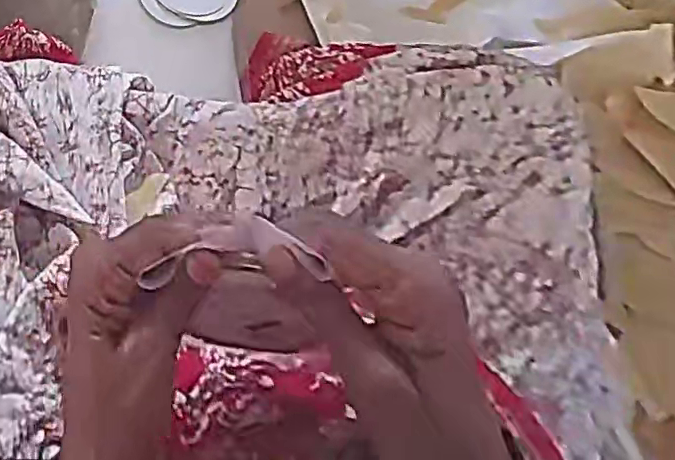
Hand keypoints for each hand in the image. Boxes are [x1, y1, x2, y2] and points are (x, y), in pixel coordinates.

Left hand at [61, 216, 219, 459]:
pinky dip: (176, 268)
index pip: (149, 234)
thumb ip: (179, 295)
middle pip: (149, 236)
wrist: (102, 455)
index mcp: (92, 271)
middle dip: (192, 236)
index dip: (192, 231)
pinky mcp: (112, 294)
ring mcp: (99, 277)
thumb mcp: (152, 350)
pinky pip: (147, 267)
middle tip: (234, 238)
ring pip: (151, 248)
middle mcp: (90, 263)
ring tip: (227, 250)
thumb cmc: (118, 413)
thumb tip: (208, 253)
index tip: (230, 232)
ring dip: (187, 249)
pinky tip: (204, 271)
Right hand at [260, 213, 509, 459]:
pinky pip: (346, 264)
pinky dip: (317, 274)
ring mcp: (409, 271)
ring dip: (299, 261)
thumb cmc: (427, 439)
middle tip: (253, 279)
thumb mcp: (369, 381)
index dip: (286, 241)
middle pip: (334, 234)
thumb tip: (274, 253)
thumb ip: (323, 310)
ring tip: (268, 285)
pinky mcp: (400, 285)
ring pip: (335, 245)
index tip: (248, 261)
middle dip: (289, 249)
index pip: (334, 235)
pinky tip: (298, 293)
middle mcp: (415, 262)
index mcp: (416, 280)